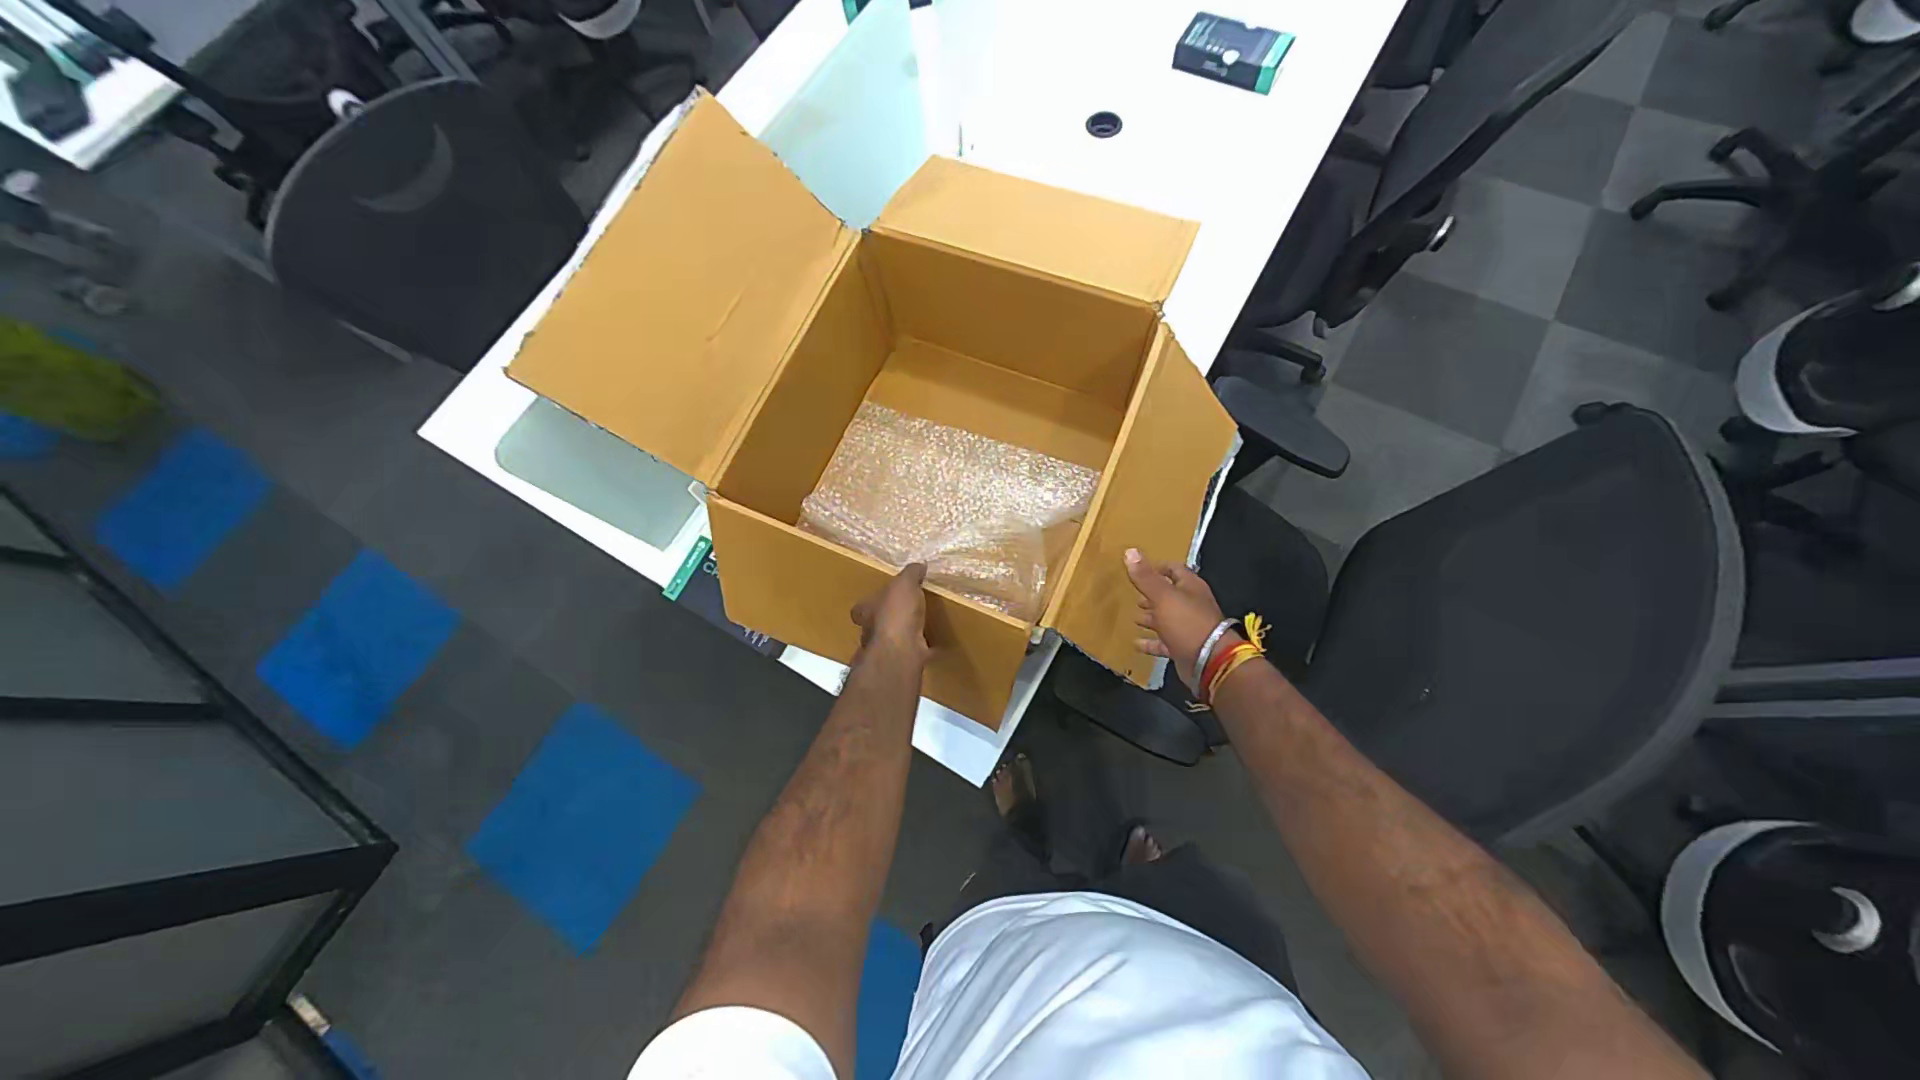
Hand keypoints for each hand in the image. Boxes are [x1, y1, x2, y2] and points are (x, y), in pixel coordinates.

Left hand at [851, 563, 929, 664]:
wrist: (901, 650)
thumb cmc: (895, 612)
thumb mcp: (904, 584)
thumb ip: (911, 573)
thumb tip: (920, 564)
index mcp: (865, 611)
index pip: (863, 604)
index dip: (874, 600)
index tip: (886, 596)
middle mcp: (870, 632)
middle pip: (877, 623)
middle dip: (890, 618)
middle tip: (907, 611)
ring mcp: (885, 649)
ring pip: (893, 639)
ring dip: (904, 634)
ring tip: (921, 625)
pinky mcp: (901, 661)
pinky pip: (912, 651)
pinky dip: (921, 648)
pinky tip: (932, 645)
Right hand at [1126, 548, 1232, 690]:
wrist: (1209, 661)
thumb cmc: (1187, 622)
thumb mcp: (1163, 596)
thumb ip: (1145, 577)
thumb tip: (1130, 551)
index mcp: (1190, 587)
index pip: (1175, 570)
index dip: (1158, 568)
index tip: (1140, 571)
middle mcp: (1192, 605)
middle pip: (1170, 595)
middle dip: (1153, 595)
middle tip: (1136, 595)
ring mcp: (1189, 627)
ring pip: (1167, 619)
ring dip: (1152, 618)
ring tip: (1135, 617)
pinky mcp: (1184, 647)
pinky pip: (1164, 642)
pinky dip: (1151, 642)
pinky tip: (1137, 643)